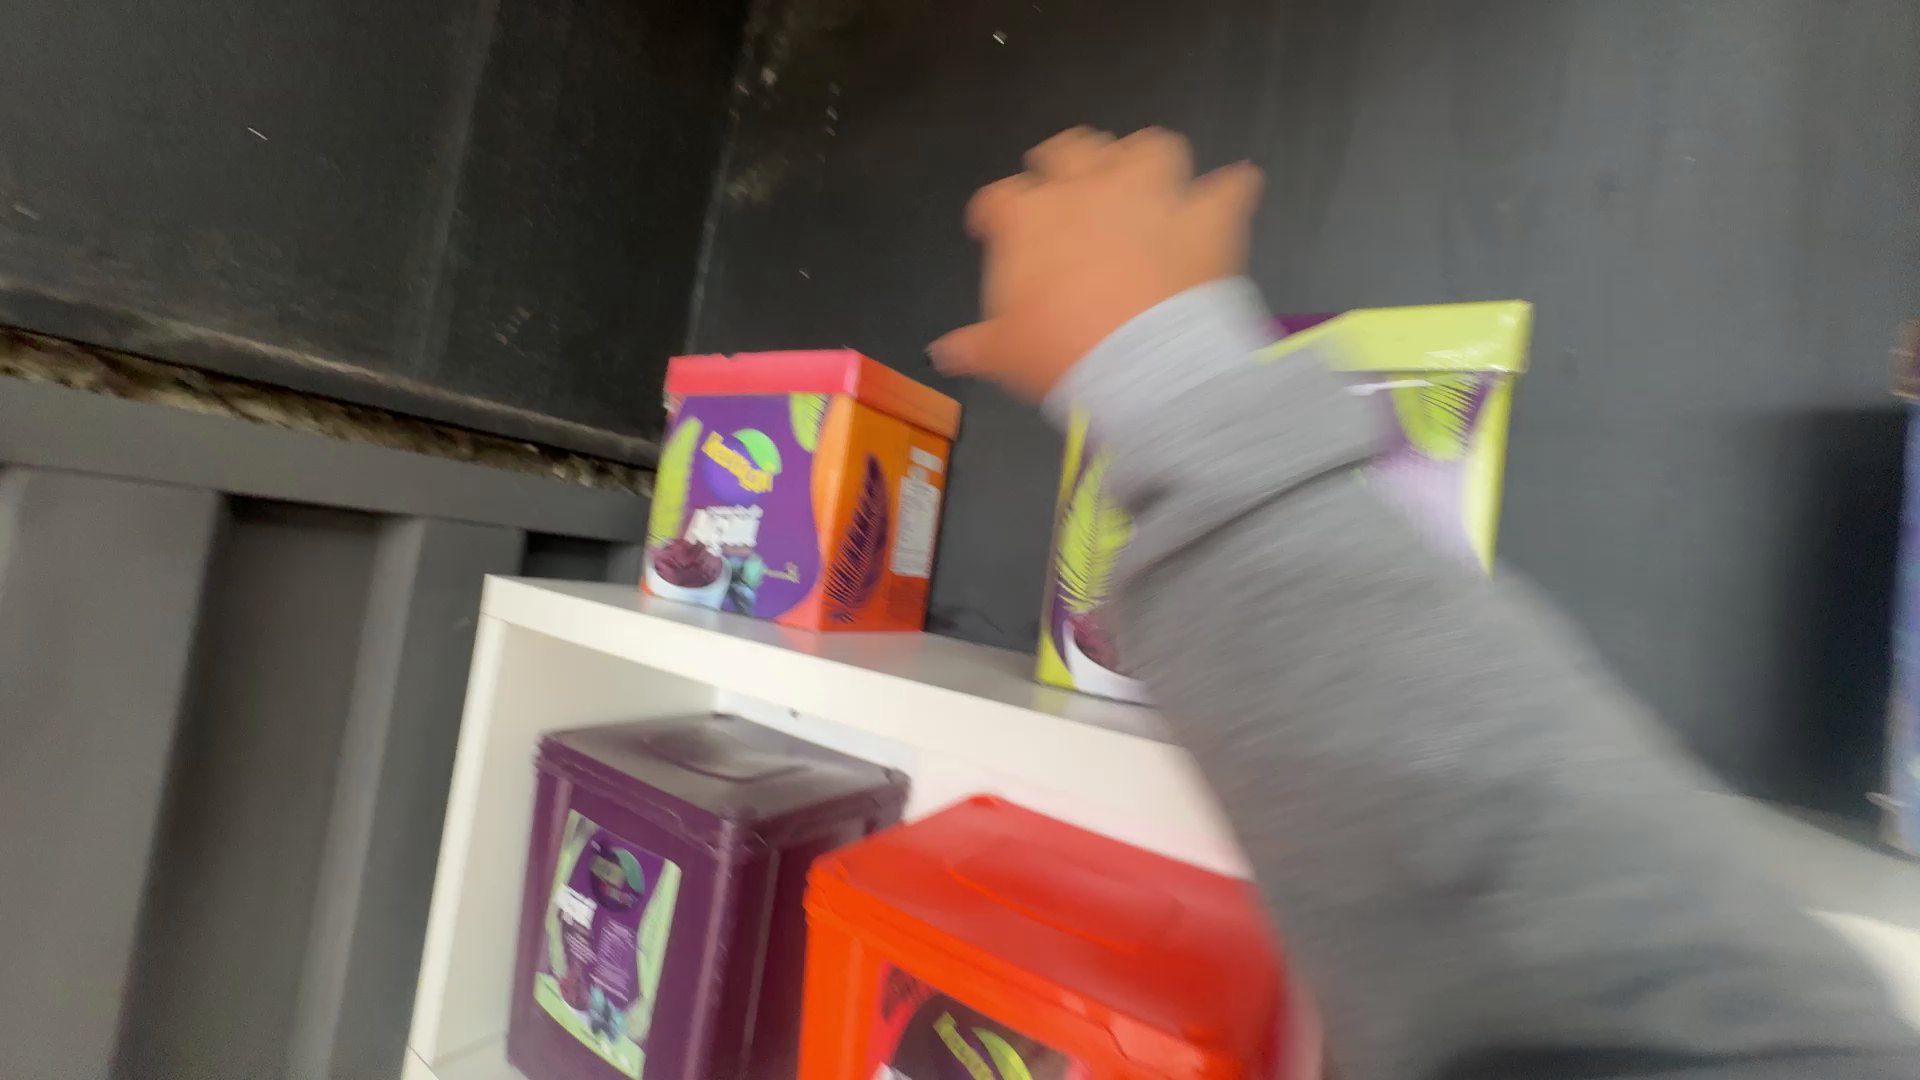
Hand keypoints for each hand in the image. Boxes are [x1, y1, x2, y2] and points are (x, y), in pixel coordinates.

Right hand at [930, 127, 1262, 402]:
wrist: (1140, 369)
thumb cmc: (1060, 356)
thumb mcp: (1004, 356)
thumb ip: (974, 346)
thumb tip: (944, 352)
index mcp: (1030, 218)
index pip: (999, 199)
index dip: (993, 212)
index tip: (990, 225)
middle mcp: (1088, 189)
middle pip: (1069, 152)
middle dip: (1061, 163)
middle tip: (1062, 184)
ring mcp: (1151, 196)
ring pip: (1147, 149)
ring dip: (1142, 161)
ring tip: (1141, 180)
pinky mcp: (1206, 218)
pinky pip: (1227, 190)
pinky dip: (1224, 195)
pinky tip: (1222, 201)